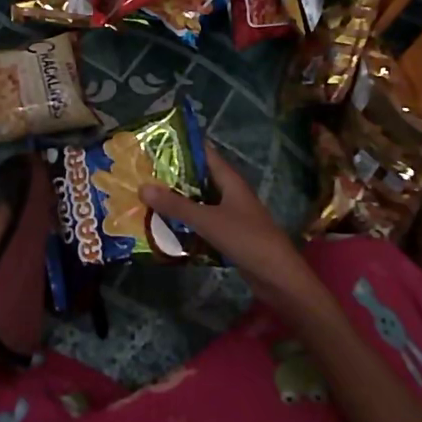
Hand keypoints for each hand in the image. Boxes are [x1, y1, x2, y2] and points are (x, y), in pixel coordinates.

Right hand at [141, 142, 333, 326]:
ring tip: (146, 197)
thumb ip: (176, 205)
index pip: (204, 153)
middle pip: (198, 177)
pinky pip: (202, 222)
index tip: (154, 142)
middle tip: (141, 172)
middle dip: (172, 175)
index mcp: (230, 180)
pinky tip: (164, 226)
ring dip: (177, 200)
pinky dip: (185, 222)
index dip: (182, 145)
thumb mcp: (208, 220)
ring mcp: (230, 214)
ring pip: (199, 201)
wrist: (279, 279)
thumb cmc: (247, 240)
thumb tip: (142, 187)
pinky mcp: (229, 234)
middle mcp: (230, 193)